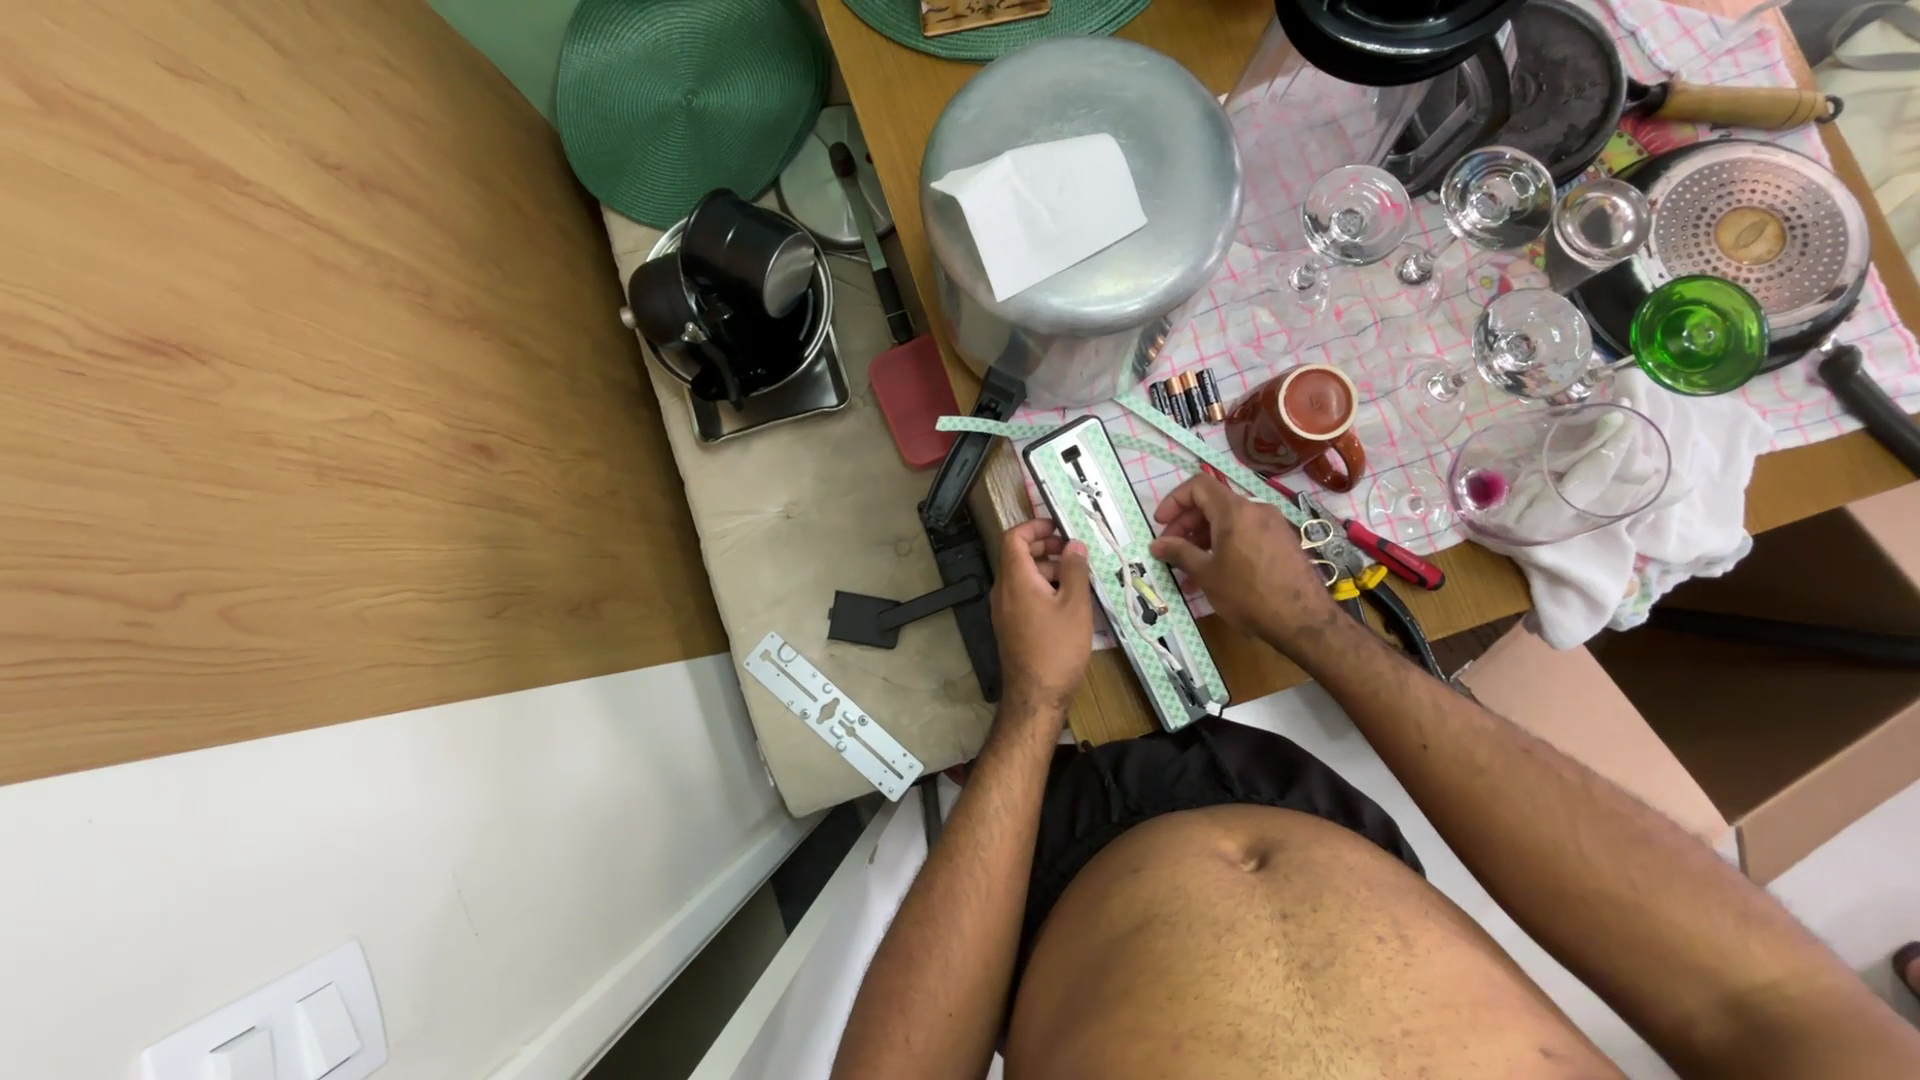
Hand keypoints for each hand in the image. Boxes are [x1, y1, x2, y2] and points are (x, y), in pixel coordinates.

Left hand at [991, 518, 1091, 713]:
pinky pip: (1024, 596)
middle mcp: (1003, 591)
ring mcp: (1004, 610)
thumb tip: (1074, 544)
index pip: (1014, 538)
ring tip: (1079, 578)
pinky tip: (1069, 602)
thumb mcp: (1075, 606)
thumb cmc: (1057, 649)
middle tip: (1074, 552)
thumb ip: (1075, 570)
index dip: (1035, 527)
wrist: (1036, 695)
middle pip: (1018, 556)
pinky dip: (1043, 589)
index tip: (1059, 527)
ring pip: (1023, 577)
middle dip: (1046, 548)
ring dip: (1048, 570)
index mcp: (1015, 580)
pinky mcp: (1011, 626)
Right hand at [1148, 475, 1341, 651]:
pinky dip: (1226, 542)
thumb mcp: (1206, 574)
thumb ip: (1179, 553)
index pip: (1198, 486)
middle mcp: (1256, 509)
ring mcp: (1273, 524)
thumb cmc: (1247, 594)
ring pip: (1230, 519)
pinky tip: (1218, 569)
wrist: (1302, 619)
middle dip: (1186, 522)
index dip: (1174, 500)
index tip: (1161, 524)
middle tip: (1171, 548)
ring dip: (1205, 535)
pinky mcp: (1283, 540)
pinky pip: (1246, 531)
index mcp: (1234, 511)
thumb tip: (1157, 544)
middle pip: (1213, 502)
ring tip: (1191, 564)